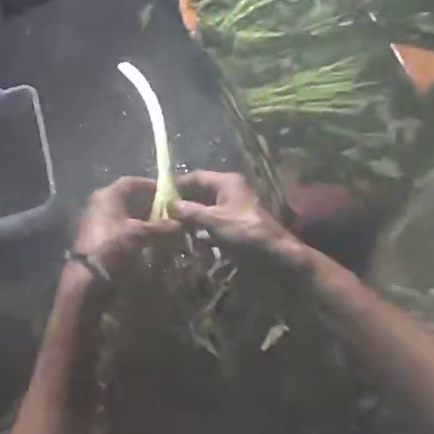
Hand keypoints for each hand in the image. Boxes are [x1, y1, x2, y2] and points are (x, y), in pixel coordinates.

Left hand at [72, 177, 179, 278]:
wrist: (88, 274)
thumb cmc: (114, 245)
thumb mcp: (141, 234)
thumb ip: (161, 226)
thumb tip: (180, 223)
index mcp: (108, 194)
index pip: (132, 182)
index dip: (150, 186)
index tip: (168, 194)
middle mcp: (99, 201)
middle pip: (127, 197)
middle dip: (147, 204)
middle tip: (166, 211)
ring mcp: (95, 217)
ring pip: (122, 211)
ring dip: (139, 217)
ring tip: (159, 226)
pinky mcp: (95, 233)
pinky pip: (116, 224)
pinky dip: (130, 228)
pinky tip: (144, 237)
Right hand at [171, 171, 308, 270]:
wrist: (276, 255)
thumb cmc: (245, 231)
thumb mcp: (213, 220)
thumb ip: (188, 211)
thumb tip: (168, 205)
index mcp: (226, 183)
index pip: (194, 177)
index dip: (175, 185)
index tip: (156, 194)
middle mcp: (229, 192)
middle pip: (199, 194)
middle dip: (181, 204)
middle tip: (160, 214)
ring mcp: (233, 210)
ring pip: (204, 210)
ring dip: (189, 220)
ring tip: (170, 229)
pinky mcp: (235, 227)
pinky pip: (212, 225)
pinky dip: (201, 231)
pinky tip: (188, 241)